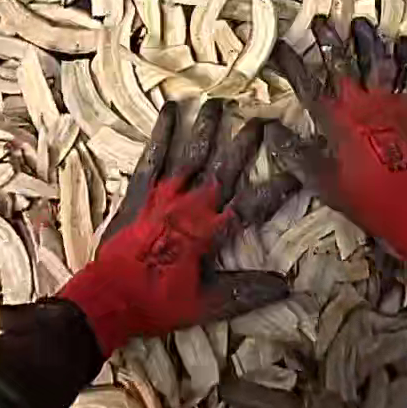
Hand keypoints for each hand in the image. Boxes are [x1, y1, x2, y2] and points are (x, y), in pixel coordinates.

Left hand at [57, 99, 292, 354]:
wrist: (110, 294)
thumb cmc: (158, 300)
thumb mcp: (206, 304)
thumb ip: (246, 291)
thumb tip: (286, 285)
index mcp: (210, 230)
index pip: (253, 204)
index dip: (277, 187)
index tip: (297, 171)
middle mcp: (191, 203)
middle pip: (224, 166)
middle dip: (245, 143)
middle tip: (262, 120)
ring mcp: (164, 192)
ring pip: (191, 152)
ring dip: (207, 127)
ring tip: (219, 104)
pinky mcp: (141, 188)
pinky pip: (154, 154)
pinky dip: (163, 131)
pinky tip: (170, 111)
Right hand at [269, 15, 406, 283]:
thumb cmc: (361, 195)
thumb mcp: (318, 180)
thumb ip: (293, 153)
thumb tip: (269, 130)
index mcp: (334, 119)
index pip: (306, 83)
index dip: (291, 63)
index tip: (280, 46)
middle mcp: (360, 104)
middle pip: (342, 63)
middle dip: (329, 39)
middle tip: (321, 20)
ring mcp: (387, 104)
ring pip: (376, 62)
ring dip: (367, 40)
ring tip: (361, 22)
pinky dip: (406, 59)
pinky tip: (404, 44)